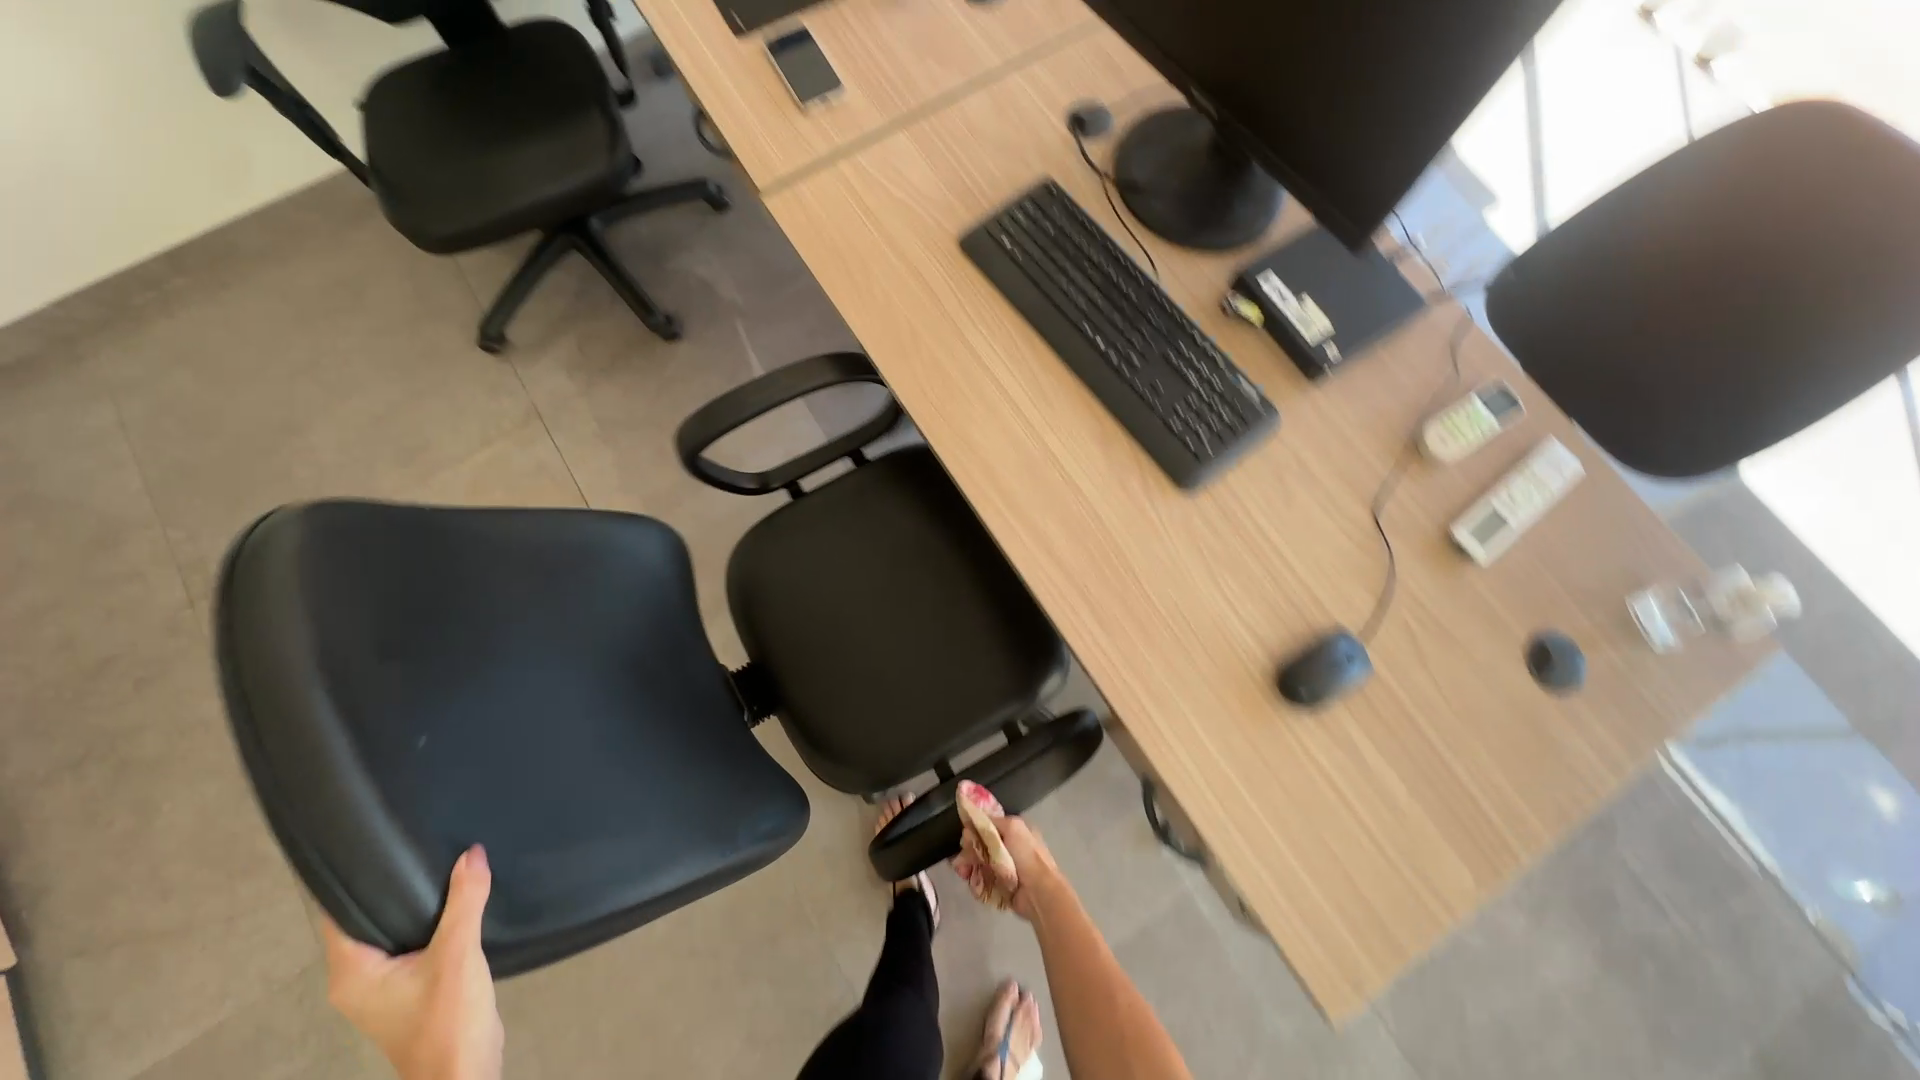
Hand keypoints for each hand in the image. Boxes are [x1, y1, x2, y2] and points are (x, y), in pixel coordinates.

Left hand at [320, 846, 503, 1079]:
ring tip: (432, 865)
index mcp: (350, 972)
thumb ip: (465, 902)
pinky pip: (406, 946)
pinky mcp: (405, 992)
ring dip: (408, 906)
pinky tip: (449, 905)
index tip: (365, 842)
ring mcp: (379, 989)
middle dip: (385, 886)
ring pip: (387, 933)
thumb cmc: (446, 1019)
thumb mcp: (459, 955)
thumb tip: (472, 853)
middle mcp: (354, 980)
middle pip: (362, 920)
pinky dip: (422, 924)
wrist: (464, 1073)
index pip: (334, 915)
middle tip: (406, 843)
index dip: (347, 878)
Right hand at [953, 810, 1065, 920]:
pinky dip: (974, 880)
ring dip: (968, 866)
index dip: (974, 830)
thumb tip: (976, 819)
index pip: (989, 827)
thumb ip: (993, 821)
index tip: (965, 835)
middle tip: (962, 857)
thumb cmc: (1026, 856)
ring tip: (963, 871)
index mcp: (1015, 833)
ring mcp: (1004, 869)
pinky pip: (981, 880)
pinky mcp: (999, 886)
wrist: (1038, 892)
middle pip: (981, 845)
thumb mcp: (1013, 827)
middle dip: (969, 850)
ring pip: (978, 863)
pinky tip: (970, 880)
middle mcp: (1009, 849)